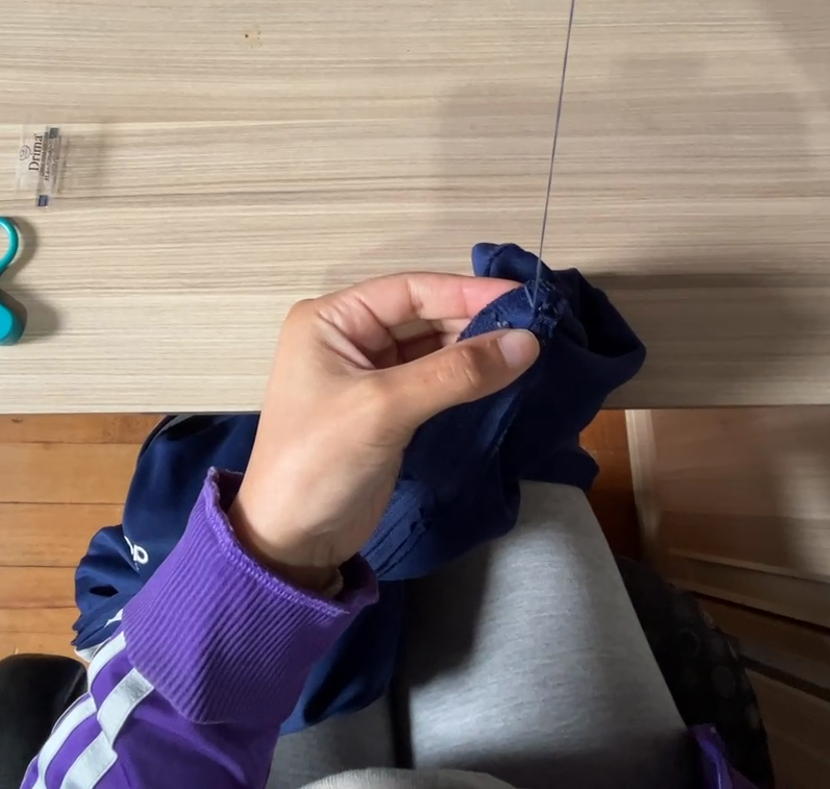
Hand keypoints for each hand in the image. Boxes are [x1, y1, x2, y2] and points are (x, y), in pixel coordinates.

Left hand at [231, 273, 540, 590]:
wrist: (293, 540)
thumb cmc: (321, 460)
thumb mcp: (384, 408)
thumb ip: (455, 372)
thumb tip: (527, 341)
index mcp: (331, 319)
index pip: (408, 290)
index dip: (466, 290)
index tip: (524, 296)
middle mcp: (347, 337)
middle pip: (422, 315)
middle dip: (474, 319)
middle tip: (536, 326)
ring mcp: (367, 373)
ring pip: (431, 346)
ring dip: (474, 348)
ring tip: (530, 348)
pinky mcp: (385, 407)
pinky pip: (432, 378)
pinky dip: (464, 377)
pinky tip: (501, 374)